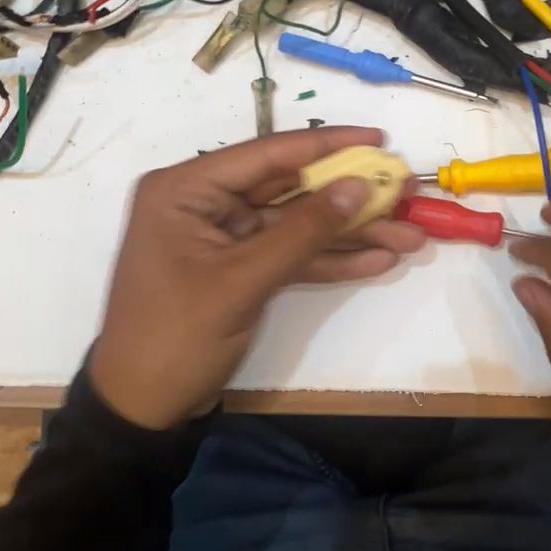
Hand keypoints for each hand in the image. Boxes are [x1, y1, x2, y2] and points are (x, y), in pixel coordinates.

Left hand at [90, 127, 424, 429]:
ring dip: (351, 232)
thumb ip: (304, 230)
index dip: (327, 145)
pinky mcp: (240, 267)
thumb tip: (359, 186)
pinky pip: (292, 253)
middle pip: (290, 187)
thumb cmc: (176, 337)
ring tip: (409, 233)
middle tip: (403, 189)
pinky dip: (331, 259)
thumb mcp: (243, 281)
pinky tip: (379, 260)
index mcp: (186, 189)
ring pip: (298, 222)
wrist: (141, 412)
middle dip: (349, 195)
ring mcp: (225, 236)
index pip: (268, 154)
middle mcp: (205, 202)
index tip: (378, 138)